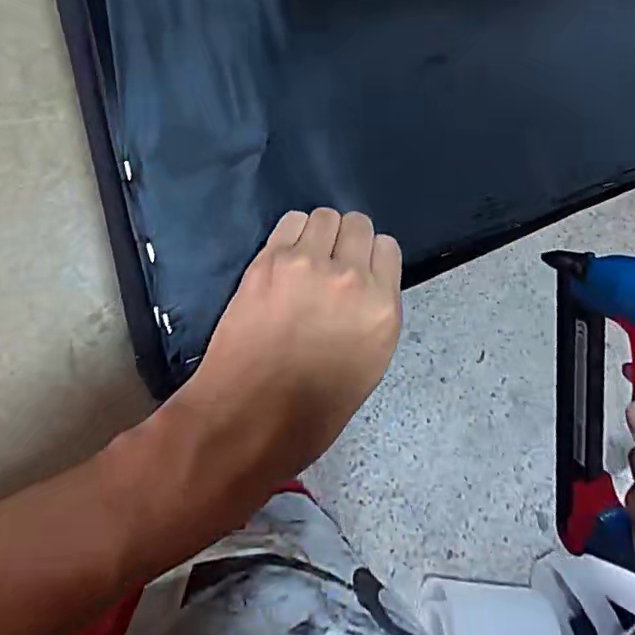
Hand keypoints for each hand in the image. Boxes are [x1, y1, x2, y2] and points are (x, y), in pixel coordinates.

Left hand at [167, 208, 403, 491]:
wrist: (247, 418)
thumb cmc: (312, 409)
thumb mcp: (369, 362)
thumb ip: (373, 312)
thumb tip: (365, 283)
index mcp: (382, 308)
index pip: (387, 248)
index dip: (371, 258)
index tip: (358, 271)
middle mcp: (351, 278)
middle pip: (358, 224)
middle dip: (347, 240)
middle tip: (331, 263)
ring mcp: (307, 265)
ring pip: (325, 216)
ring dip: (319, 233)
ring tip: (306, 259)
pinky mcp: (269, 260)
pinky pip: (291, 221)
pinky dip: (292, 233)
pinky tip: (285, 256)